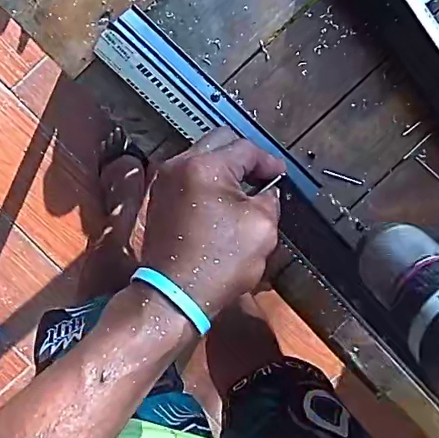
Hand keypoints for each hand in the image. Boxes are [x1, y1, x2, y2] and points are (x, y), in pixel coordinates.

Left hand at [136, 129, 285, 316]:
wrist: (175, 293)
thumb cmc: (218, 263)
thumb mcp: (262, 226)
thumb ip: (269, 198)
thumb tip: (266, 190)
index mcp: (205, 166)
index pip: (245, 148)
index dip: (269, 161)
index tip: (279, 175)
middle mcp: (178, 166)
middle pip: (219, 144)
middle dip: (244, 158)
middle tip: (262, 177)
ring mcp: (164, 182)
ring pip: (201, 159)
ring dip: (224, 169)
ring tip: (244, 191)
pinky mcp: (159, 199)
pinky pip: (188, 178)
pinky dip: (206, 183)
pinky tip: (222, 203)